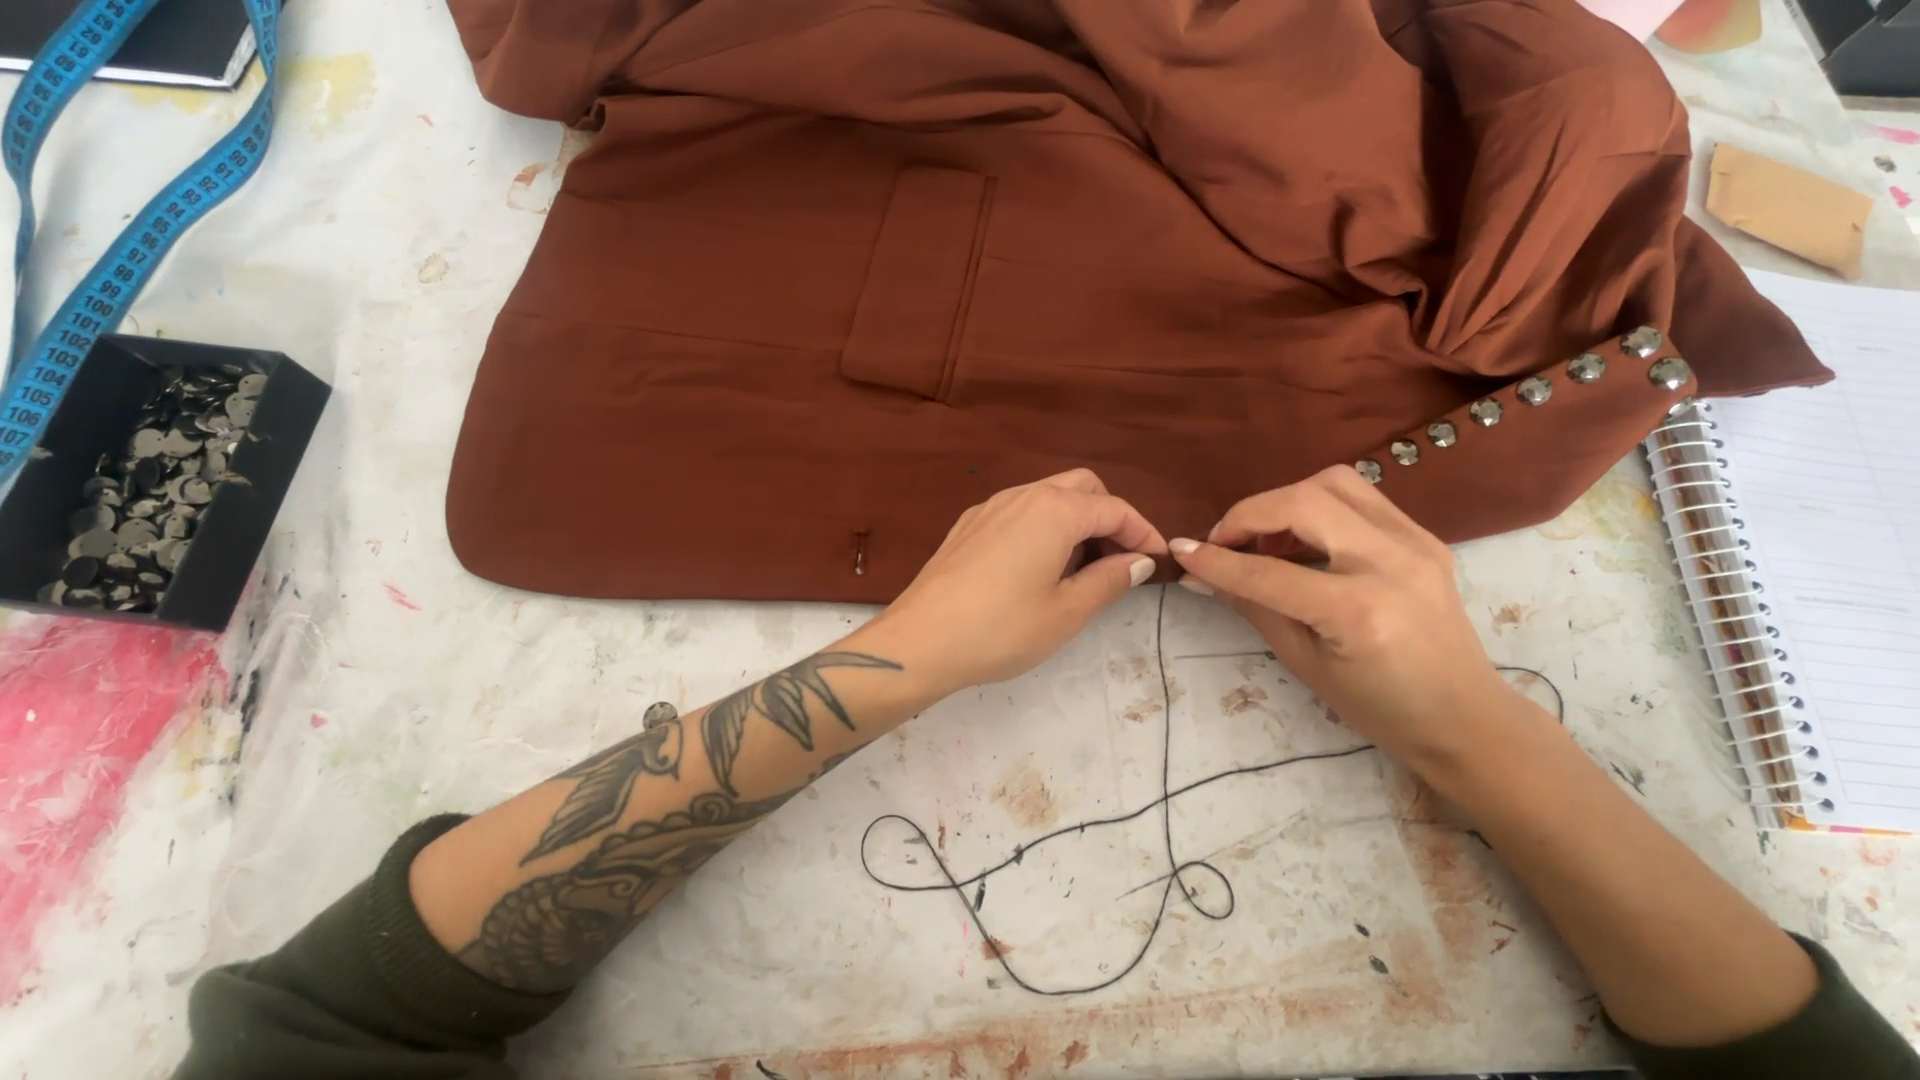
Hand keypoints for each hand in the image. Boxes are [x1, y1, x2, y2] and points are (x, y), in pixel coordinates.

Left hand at [858, 469, 1164, 695]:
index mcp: (1054, 510)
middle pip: (1082, 487)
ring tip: (1084, 567)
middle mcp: (1022, 495)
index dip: (1142, 533)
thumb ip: (1109, 580)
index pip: (1114, 508)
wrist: (920, 641)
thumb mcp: (1067, 612)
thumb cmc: (1001, 629)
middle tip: (1121, 561)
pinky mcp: (967, 525)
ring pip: (1048, 495)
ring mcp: (989, 507)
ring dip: (1076, 520)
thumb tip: (1137, 560)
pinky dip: (1044, 526)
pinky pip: (1019, 510)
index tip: (1156, 563)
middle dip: (1110, 516)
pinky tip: (1039, 566)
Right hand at [1169, 466, 1524, 764]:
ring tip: (1264, 538)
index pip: (1268, 572)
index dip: (1216, 561)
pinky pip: (1359, 498)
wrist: (1464, 717)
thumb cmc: (1379, 707)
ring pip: (1334, 483)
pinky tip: (1302, 540)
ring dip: (1285, 501)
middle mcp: (1391, 562)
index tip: (1180, 551)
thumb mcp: (1304, 663)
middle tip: (1223, 542)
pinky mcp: (1424, 536)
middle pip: (1303, 502)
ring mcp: (1416, 542)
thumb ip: (1252, 607)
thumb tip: (1199, 576)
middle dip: (1248, 514)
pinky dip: (1317, 507)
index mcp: (1358, 611)